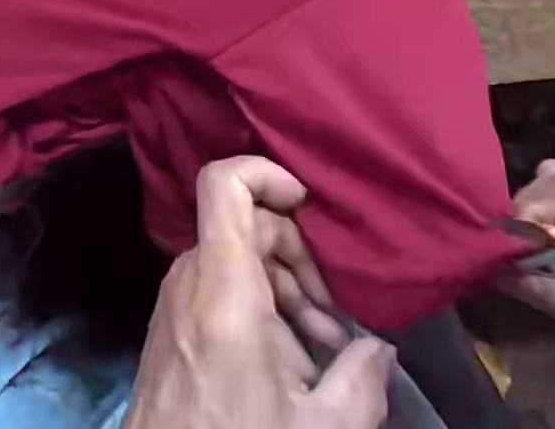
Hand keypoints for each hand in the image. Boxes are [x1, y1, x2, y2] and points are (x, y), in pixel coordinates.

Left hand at [123, 157, 394, 428]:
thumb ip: (361, 381)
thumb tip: (380, 349)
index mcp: (223, 287)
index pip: (224, 182)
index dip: (266, 172)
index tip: (306, 203)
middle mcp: (193, 279)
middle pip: (248, 222)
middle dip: (298, 254)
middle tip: (332, 314)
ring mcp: (178, 300)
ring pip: (238, 253)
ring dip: (285, 284)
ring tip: (320, 345)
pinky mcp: (174, 324)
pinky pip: (220, 283)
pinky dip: (259, 301)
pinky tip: (288, 357)